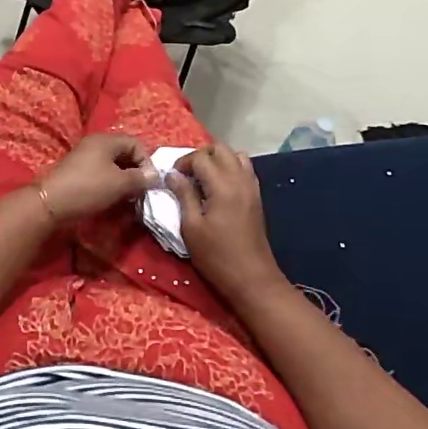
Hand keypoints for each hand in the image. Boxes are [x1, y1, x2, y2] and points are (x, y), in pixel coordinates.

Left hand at [37, 134, 157, 221]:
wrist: (51, 203)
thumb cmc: (88, 188)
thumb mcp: (120, 183)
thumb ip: (140, 178)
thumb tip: (154, 176)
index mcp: (105, 140)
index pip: (136, 144)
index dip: (146, 161)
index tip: (149, 181)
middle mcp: (95, 145)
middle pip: (124, 154)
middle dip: (136, 172)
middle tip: (141, 191)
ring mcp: (85, 158)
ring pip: (113, 166)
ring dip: (124, 180)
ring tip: (129, 197)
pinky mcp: (79, 173)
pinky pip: (102, 174)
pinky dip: (112, 184)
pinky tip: (115, 199)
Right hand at [167, 143, 286, 301]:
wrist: (252, 279)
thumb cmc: (216, 256)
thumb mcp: (191, 227)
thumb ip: (183, 195)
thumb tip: (172, 175)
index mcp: (223, 186)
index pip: (200, 157)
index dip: (182, 162)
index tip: (171, 177)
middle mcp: (240, 180)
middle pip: (221, 149)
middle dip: (200, 155)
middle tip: (185, 173)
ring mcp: (252, 188)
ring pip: (236, 156)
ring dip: (217, 159)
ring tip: (202, 177)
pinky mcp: (256, 197)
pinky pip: (244, 169)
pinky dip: (229, 169)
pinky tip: (217, 187)